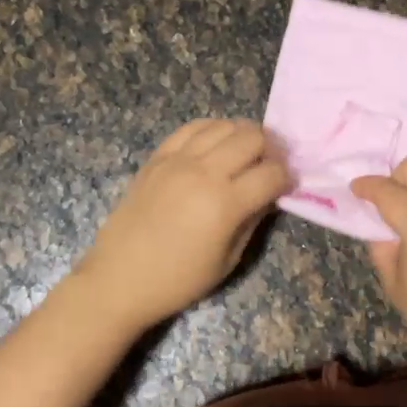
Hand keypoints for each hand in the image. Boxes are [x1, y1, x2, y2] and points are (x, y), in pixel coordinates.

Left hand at [74, 119, 291, 332]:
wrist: (119, 279)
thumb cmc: (177, 281)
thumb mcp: (228, 261)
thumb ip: (253, 221)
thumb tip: (270, 194)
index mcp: (225, 204)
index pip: (272, 173)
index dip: (287, 177)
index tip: (287, 185)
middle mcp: (204, 173)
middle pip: (252, 138)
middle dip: (270, 149)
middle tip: (270, 165)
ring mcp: (179, 160)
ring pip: (225, 125)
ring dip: (243, 135)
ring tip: (245, 153)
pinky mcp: (159, 157)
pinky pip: (192, 127)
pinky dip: (212, 130)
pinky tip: (216, 144)